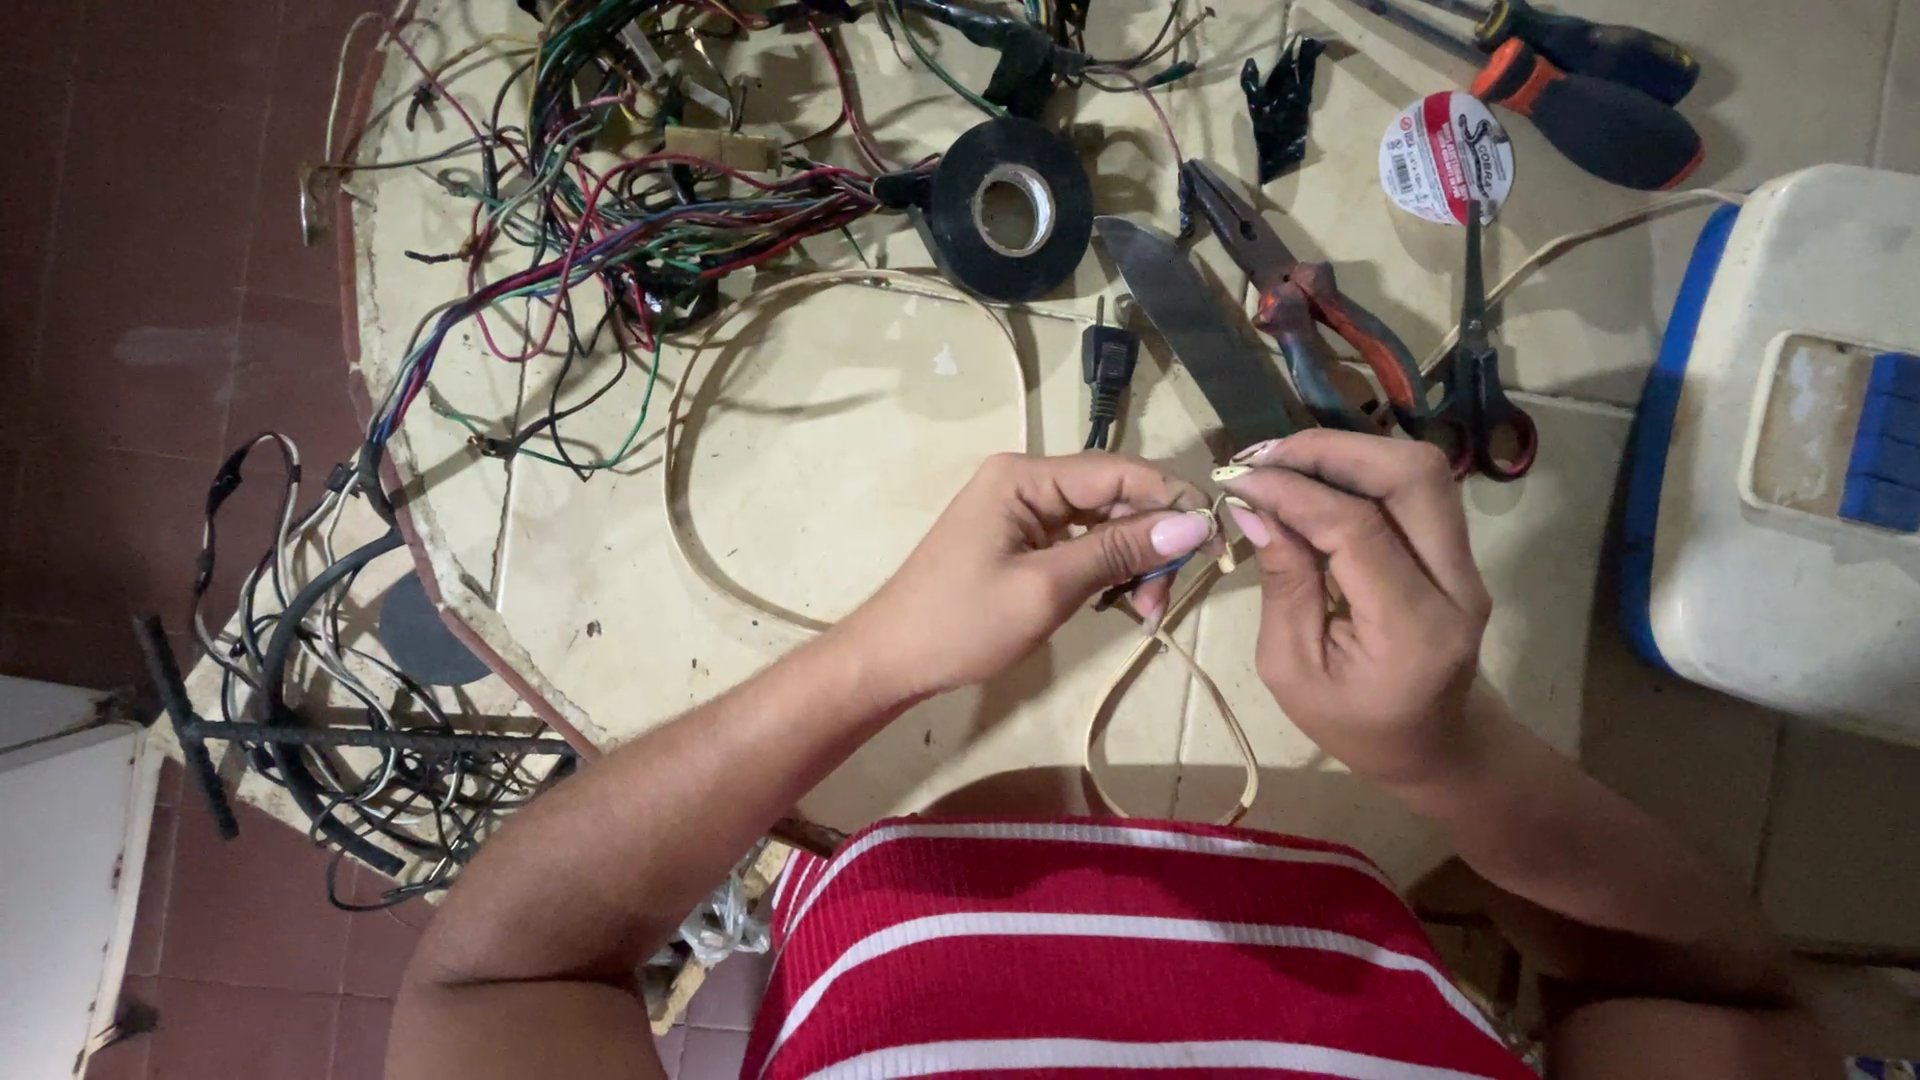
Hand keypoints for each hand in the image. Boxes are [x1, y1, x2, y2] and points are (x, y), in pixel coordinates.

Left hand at [836, 452, 1214, 702]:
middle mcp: (1025, 480)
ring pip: (1101, 522)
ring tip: (1141, 610)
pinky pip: (1079, 542)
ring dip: (1130, 561)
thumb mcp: (1046, 588)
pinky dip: (1104, 569)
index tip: (1211, 541)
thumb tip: (1193, 523)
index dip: (1170, 500)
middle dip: (1149, 541)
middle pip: (1113, 496)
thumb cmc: (962, 623)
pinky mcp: (1021, 539)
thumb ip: (1118, 551)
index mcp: (1024, 476)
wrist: (893, 658)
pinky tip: (1119, 601)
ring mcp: (1022, 510)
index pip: (1118, 472)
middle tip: (1163, 598)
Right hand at [1215, 431, 1491, 788]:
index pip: (1357, 528)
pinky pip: (1411, 487)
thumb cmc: (1354, 724)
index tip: (1236, 480)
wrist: (1436, 746)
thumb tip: (1254, 510)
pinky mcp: (1455, 550)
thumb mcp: (1291, 669)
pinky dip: (1356, 470)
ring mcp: (1465, 562)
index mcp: (1413, 629)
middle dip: (1330, 450)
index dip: (1292, 492)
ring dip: (1345, 452)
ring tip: (1281, 464)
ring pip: (1420, 469)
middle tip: (1263, 459)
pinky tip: (1309, 480)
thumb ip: (1282, 586)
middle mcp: (1456, 583)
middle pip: (1414, 474)